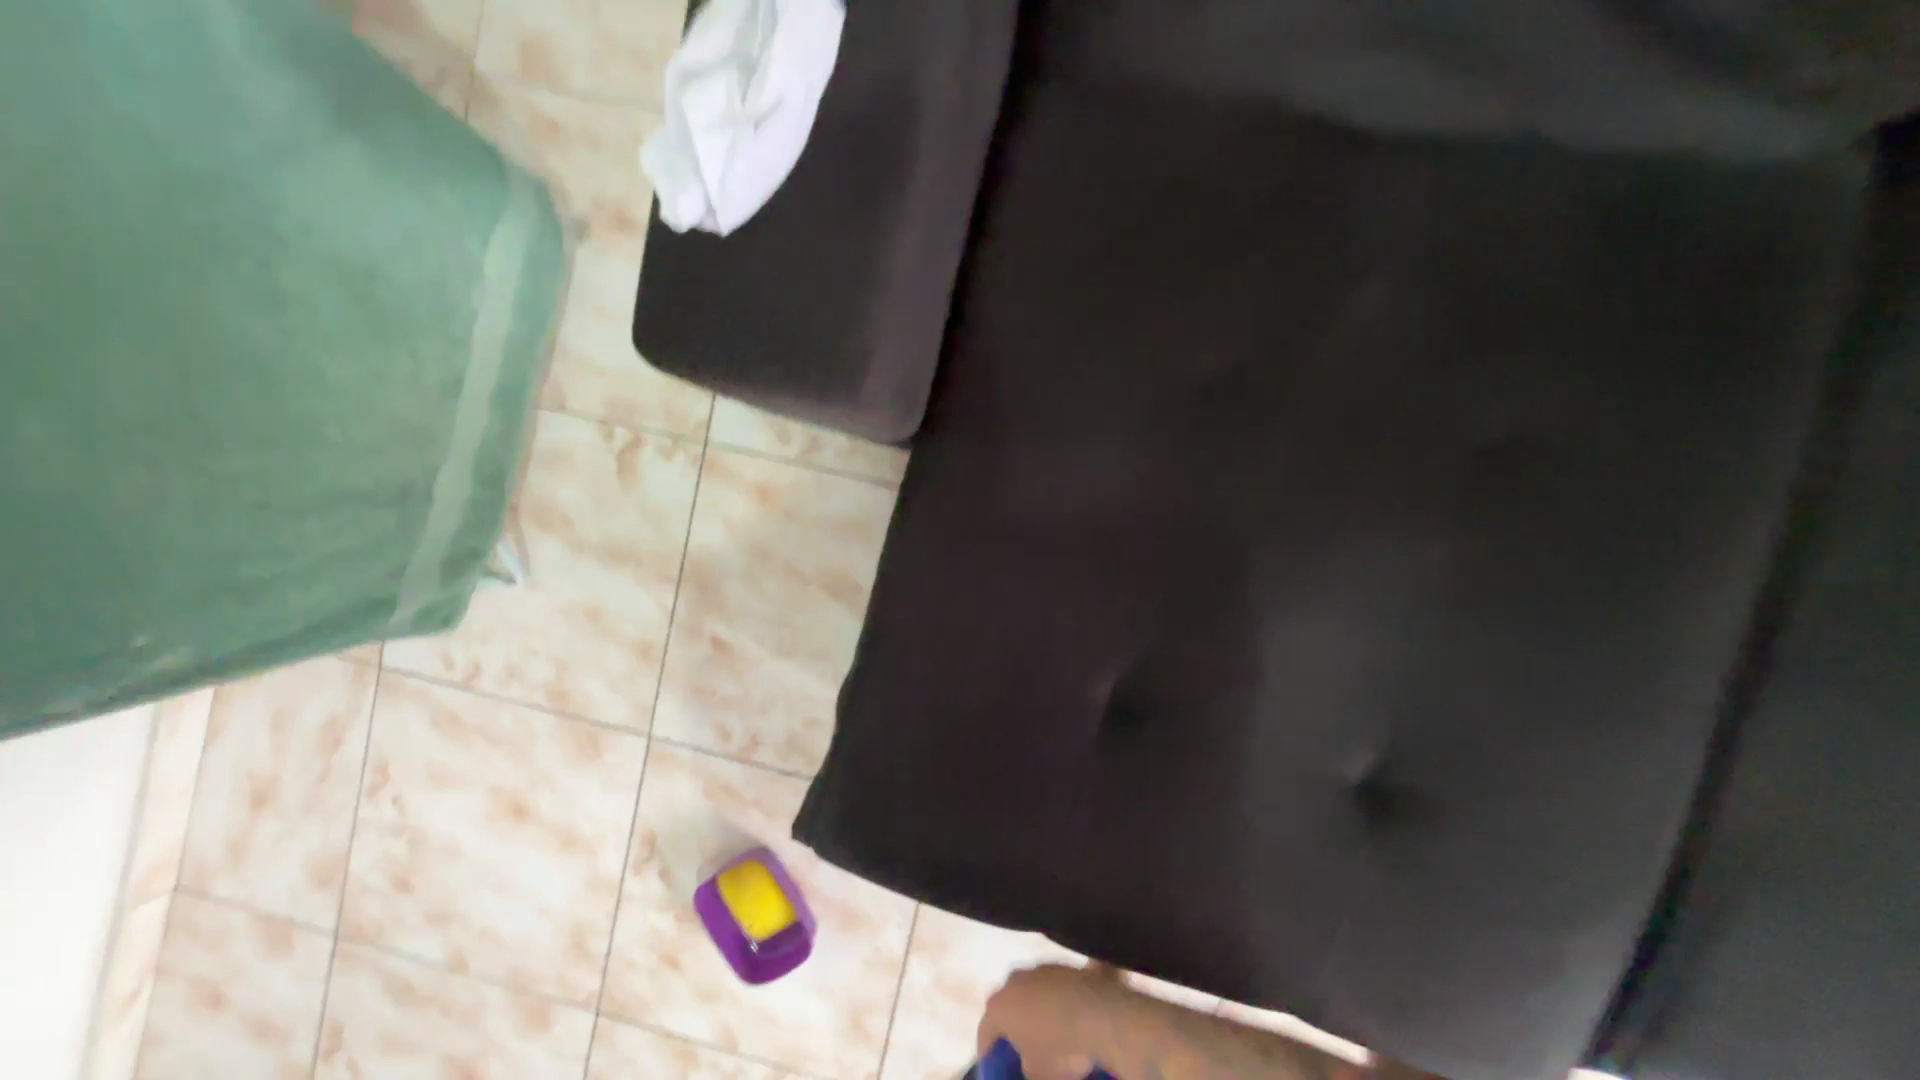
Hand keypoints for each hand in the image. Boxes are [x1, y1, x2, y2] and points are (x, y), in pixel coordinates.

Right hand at [976, 964, 1113, 1079]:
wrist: (1098, 1013)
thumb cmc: (1059, 1048)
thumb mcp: (1036, 1073)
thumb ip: (1024, 1065)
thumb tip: (1029, 1059)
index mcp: (997, 1007)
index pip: (985, 1033)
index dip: (989, 1052)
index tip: (995, 1064)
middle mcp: (1012, 981)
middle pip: (1006, 1006)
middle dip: (1011, 1024)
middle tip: (1020, 1044)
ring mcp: (1038, 968)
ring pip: (1030, 991)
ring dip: (1034, 1007)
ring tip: (1048, 1027)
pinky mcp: (1064, 964)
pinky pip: (1053, 986)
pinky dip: (1056, 998)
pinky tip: (1069, 1014)